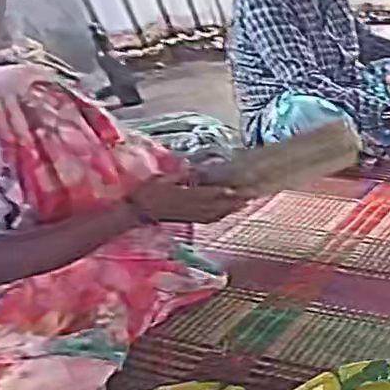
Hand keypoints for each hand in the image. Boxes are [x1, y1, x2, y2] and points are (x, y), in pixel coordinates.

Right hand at [127, 176, 250, 222]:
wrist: (138, 211)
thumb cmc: (148, 191)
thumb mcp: (162, 179)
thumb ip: (179, 175)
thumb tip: (193, 169)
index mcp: (184, 195)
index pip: (207, 194)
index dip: (222, 193)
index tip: (235, 189)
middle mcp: (191, 207)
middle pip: (218, 204)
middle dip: (235, 200)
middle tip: (251, 195)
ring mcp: (193, 215)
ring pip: (218, 212)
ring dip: (232, 208)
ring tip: (246, 202)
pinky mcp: (192, 220)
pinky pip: (212, 218)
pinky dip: (223, 214)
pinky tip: (230, 211)